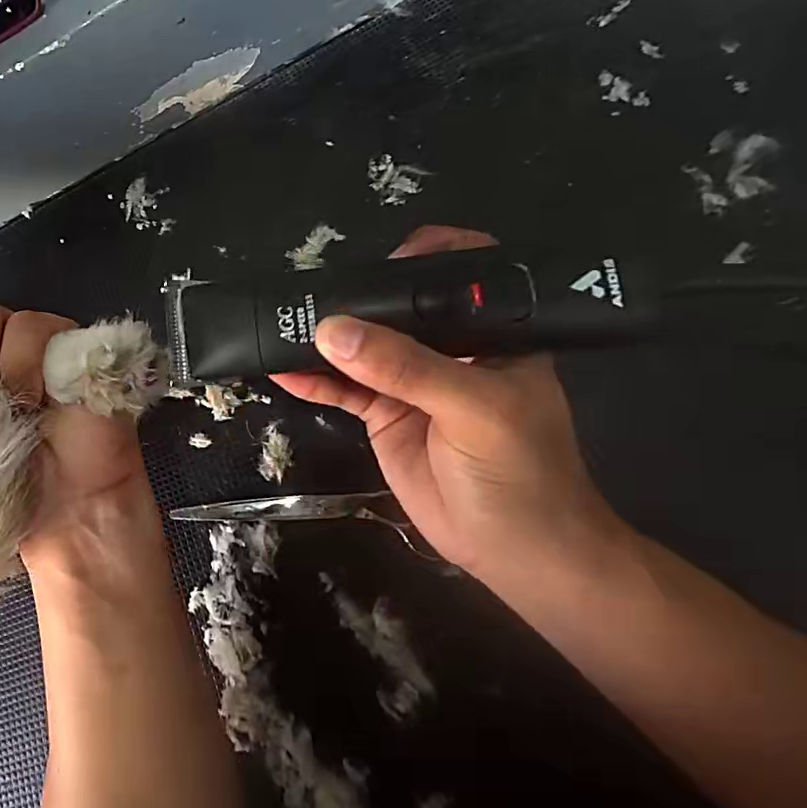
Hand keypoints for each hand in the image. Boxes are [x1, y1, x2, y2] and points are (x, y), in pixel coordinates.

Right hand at [271, 226, 636, 593]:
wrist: (515, 552)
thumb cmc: (520, 469)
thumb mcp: (473, 407)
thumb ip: (406, 367)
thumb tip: (334, 332)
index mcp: (490, 331)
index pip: (461, 274)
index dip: (428, 255)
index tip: (386, 262)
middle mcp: (450, 349)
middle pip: (400, 308)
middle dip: (361, 297)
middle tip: (317, 294)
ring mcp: (413, 383)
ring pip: (365, 349)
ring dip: (328, 340)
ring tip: (286, 326)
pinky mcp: (386, 416)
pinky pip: (345, 391)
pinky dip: (315, 382)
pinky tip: (286, 372)